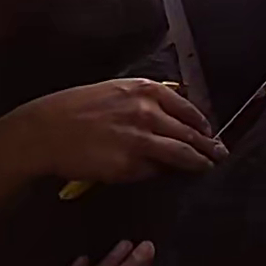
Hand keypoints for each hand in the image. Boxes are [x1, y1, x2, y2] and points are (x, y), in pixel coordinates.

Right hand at [0, 79, 225, 182]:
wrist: (45, 129)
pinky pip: (153, 170)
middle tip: (220, 154)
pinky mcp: (128, 165)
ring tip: (208, 167)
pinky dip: (164, 173)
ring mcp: (140, 139)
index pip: (188, 109)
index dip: (203, 124)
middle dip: (208, 145)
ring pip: (180, 153)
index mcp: (147, 91)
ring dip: (198, 162)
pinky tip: (171, 175)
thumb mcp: (118, 90)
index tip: (211, 133)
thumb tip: (171, 114)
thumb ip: (146, 99)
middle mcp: (148, 112)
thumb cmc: (78, 107)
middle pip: (189, 132)